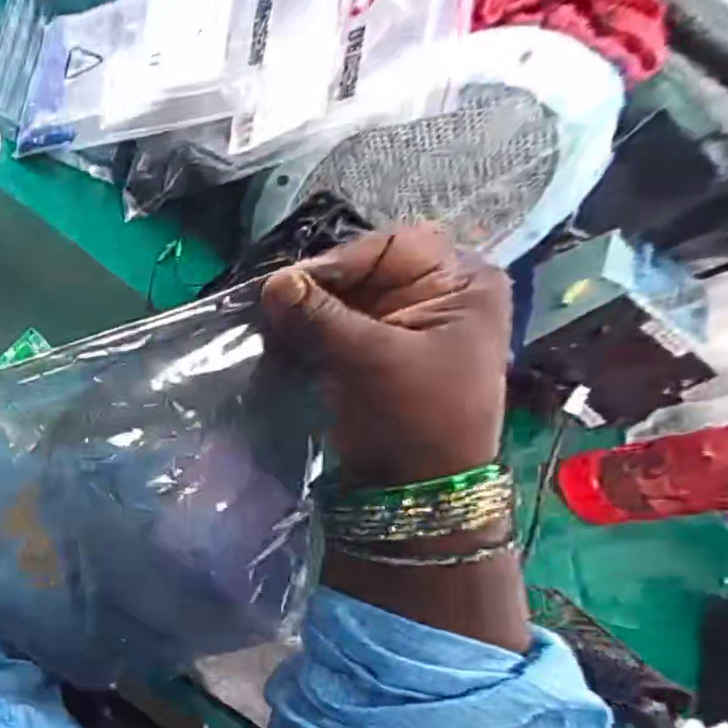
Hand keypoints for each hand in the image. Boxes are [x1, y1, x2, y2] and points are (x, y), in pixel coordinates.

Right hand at [260, 225, 511, 486]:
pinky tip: (278, 342)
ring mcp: (395, 324)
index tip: (285, 287)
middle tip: (271, 308)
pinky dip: (301, 332)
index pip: (390, 247)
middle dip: (313, 289)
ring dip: (301, 313)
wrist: (414, 481)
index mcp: (457, 283)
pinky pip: (327, 327)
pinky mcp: (365, 350)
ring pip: (337, 300)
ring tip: (269, 327)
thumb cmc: (415, 415)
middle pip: (360, 271)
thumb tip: (272, 283)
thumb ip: (322, 318)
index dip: (337, 262)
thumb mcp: (372, 360)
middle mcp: (429, 295)